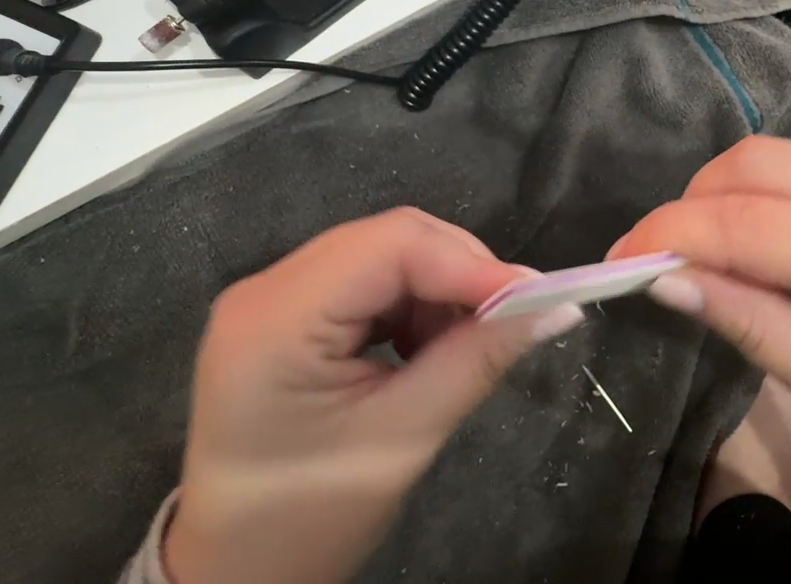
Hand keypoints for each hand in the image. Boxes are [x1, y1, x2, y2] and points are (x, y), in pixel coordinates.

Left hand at [162, 209, 584, 583]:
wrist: (233, 576)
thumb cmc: (308, 520)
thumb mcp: (403, 438)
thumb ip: (478, 361)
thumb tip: (557, 306)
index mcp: (276, 319)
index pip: (391, 246)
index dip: (470, 262)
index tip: (536, 294)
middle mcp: (267, 288)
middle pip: (389, 240)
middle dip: (461, 271)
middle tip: (514, 315)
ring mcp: (275, 295)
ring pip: (387, 254)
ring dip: (442, 289)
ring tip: (470, 341)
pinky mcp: (291, 310)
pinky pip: (373, 279)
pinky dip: (417, 303)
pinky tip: (431, 344)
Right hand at [609, 137, 790, 454]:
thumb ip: (745, 321)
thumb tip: (664, 277)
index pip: (745, 222)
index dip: (670, 234)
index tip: (619, 258)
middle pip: (751, 164)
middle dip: (692, 206)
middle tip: (667, 257)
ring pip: (772, 150)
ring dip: (726, 192)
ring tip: (722, 249)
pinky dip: (767, 185)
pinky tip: (776, 229)